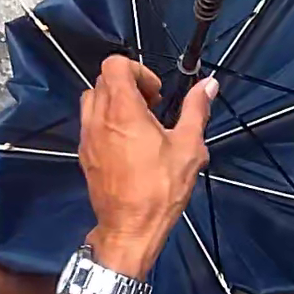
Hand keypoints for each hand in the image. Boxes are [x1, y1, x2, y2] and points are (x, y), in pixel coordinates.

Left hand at [78, 56, 215, 275]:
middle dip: (128, 85)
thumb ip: (196, 110)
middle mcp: (98, 119)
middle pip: (103, 80)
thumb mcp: (188, 147)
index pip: (115, 64)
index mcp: (122, 110)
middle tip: (152, 107)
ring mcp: (87, 138)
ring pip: (92, 100)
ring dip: (114, 102)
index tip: (156, 94)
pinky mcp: (85, 155)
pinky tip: (128, 144)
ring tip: (138, 123)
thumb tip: (208, 86)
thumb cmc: (160, 190)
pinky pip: (90, 125)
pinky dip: (106, 122)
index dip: (138, 70)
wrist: (130, 228)